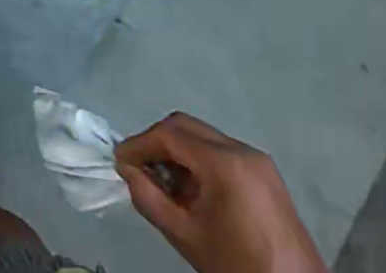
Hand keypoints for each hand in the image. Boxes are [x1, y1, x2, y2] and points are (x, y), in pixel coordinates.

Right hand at [115, 112, 327, 272]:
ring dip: (176, 151)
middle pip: (185, 126)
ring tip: (163, 183)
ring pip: (201, 136)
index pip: (168, 134)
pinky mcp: (265, 173)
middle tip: (138, 168)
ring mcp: (258, 160)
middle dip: (156, 143)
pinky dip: (197, 161)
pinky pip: (220, 151)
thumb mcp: (184, 234)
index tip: (120, 161)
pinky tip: (190, 189)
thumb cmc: (238, 267)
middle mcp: (242, 150)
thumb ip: (147, 197)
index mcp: (225, 163)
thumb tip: (127, 169)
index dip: (139, 144)